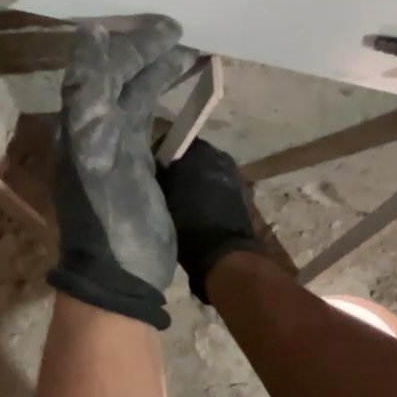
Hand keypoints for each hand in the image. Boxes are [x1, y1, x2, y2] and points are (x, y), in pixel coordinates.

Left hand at [46, 14, 197, 328]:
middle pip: (117, 79)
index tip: (164, 27)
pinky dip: (165, 101)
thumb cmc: (106, 219)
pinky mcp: (136, 168)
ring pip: (135, 96)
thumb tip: (91, 37)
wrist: (119, 278)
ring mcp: (115, 150)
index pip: (99, 70)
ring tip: (191, 53)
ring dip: (158, 72)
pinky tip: (184, 92)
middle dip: (147, 52)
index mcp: (77, 127)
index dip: (128, 44)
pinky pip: (148, 121)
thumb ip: (88, 99)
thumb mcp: (93, 157)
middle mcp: (92, 132)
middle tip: (184, 33)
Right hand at [158, 138, 265, 302]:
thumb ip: (160, 174)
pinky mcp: (243, 193)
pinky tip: (198, 207)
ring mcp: (235, 174)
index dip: (162, 154)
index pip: (175, 142)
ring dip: (196, 179)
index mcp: (199, 151)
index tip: (152, 168)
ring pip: (207, 170)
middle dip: (181, 165)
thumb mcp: (164, 197)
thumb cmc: (189, 224)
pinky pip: (219, 185)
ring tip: (182, 197)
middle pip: (194, 155)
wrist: (224, 254)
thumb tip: (156, 162)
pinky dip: (209, 191)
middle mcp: (220, 156)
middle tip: (165, 183)